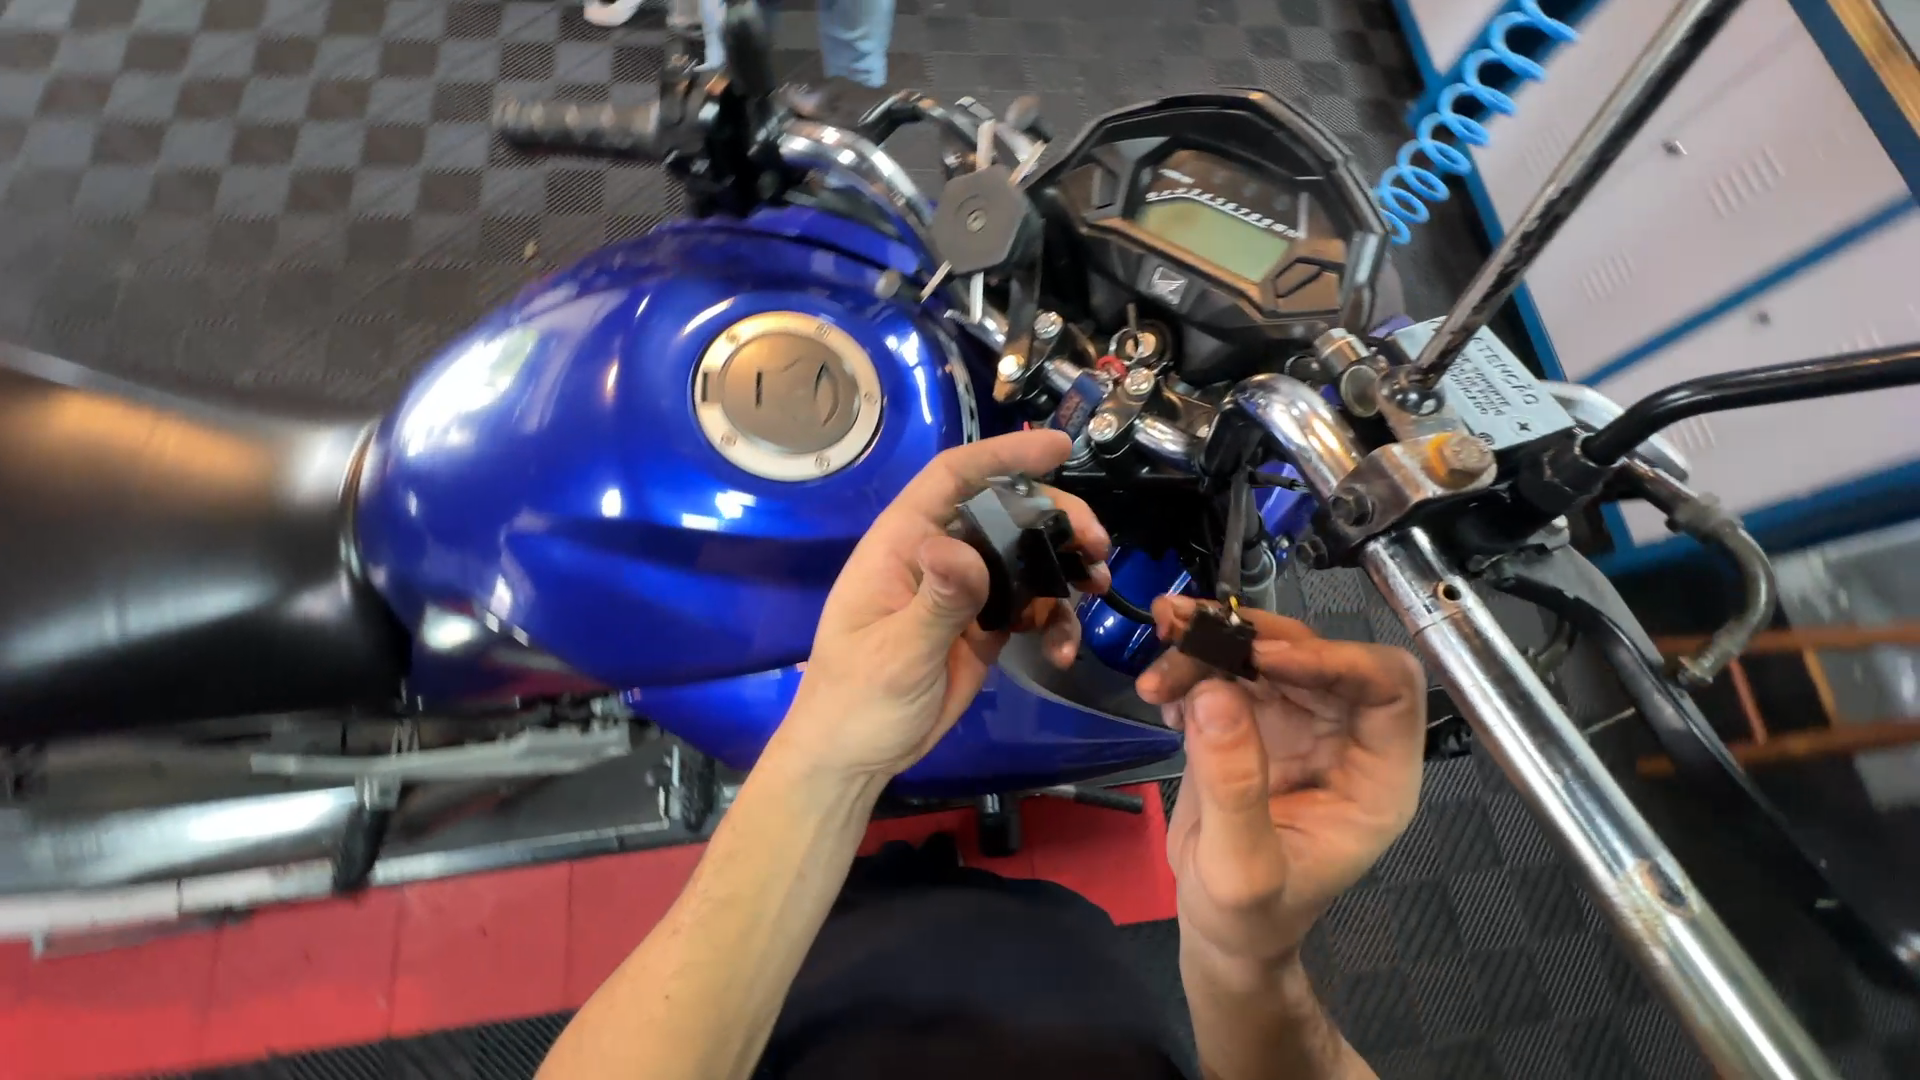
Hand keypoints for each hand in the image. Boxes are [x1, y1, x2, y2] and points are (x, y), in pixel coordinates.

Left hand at [775, 429, 1111, 784]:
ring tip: (1098, 585)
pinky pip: (1029, 606)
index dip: (1004, 453)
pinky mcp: (983, 626)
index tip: (1060, 446)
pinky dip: (1054, 620)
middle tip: (1096, 543)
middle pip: (1004, 512)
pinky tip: (1064, 650)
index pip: (953, 477)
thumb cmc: (857, 698)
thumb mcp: (897, 652)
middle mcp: (938, 556)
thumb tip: (960, 546)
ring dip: (1065, 567)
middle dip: (1055, 519)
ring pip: (1024, 557)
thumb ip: (936, 601)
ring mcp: (964, 591)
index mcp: (904, 542)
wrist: (856, 755)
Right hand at [1138, 596, 1426, 972]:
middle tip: (1178, 630)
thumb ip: (1234, 786)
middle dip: (1244, 637)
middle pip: (1309, 653)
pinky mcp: (1248, 721)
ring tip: (1152, 673)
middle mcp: (1339, 737)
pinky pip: (1222, 671)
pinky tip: (1157, 697)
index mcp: (1373, 775)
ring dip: (1201, 646)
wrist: (1220, 927)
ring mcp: (1292, 724)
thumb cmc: (1249, 916)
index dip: (1332, 659)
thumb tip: (1215, 692)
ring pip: (1257, 653)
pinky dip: (1185, 668)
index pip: (1386, 686)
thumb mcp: (1241, 869)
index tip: (1257, 660)